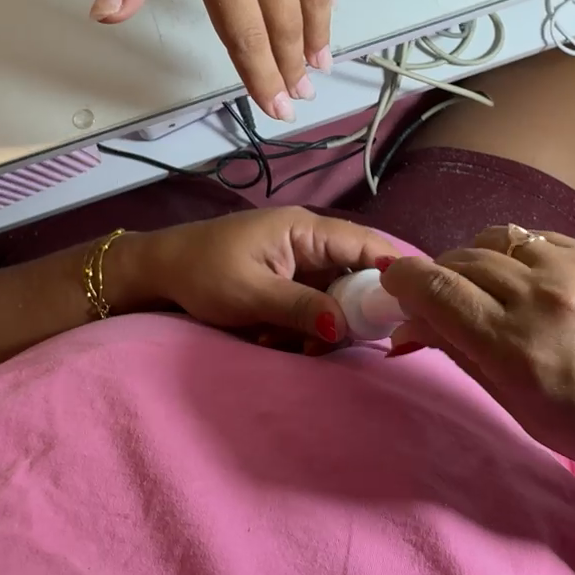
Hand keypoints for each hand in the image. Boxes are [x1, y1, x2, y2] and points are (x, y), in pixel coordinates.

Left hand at [114, 208, 395, 345]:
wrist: (160, 270)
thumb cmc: (203, 273)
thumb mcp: (251, 294)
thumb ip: (300, 307)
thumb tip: (344, 327)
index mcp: (305, 229)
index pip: (366, 244)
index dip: (394, 270)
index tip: (414, 304)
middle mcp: (311, 239)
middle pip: (358, 271)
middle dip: (354, 310)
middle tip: (336, 342)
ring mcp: (300, 258)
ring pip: (338, 291)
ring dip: (327, 321)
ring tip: (299, 345)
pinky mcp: (289, 276)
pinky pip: (316, 300)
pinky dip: (308, 322)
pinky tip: (282, 339)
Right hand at [382, 226, 574, 492]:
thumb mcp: (518, 406)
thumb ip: (461, 354)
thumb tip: (412, 325)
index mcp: (516, 346)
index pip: (437, 290)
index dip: (404, 281)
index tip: (392, 284)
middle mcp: (540, 295)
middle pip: (461, 260)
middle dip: (435, 275)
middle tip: (432, 298)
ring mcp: (572, 267)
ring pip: (495, 239)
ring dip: (472, 258)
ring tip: (477, 286)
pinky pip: (533, 237)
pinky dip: (513, 252)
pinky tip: (519, 276)